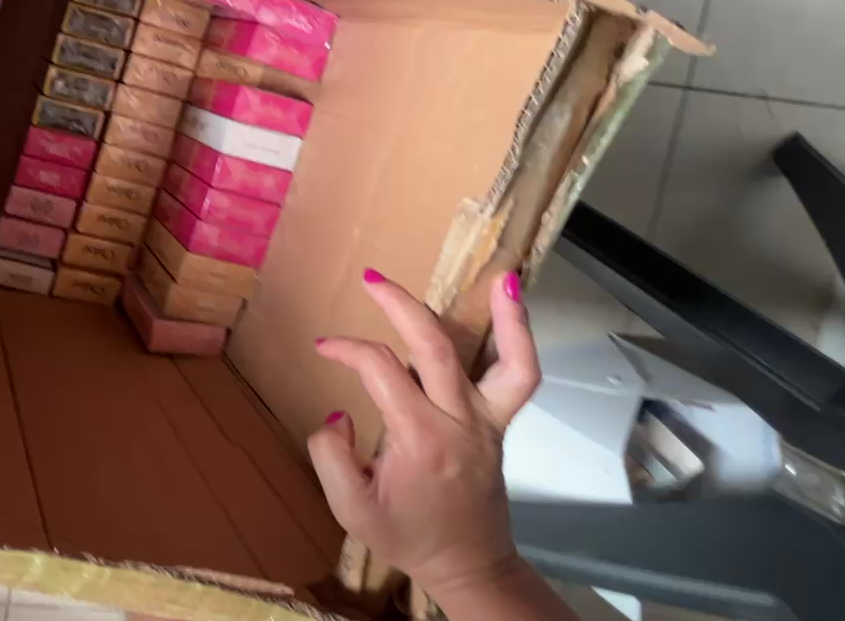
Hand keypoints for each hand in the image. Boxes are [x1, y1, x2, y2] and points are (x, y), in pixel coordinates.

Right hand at [308, 269, 539, 599]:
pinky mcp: (500, 423)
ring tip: (501, 276)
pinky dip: (521, 337)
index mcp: (420, 438)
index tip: (324, 348)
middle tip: (370, 279)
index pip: (378, 368)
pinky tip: (515, 301)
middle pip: (433, 347)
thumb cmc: (407, 536)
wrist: (469, 567)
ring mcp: (489, 422)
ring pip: (506, 361)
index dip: (346, 348)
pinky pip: (520, 375)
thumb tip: (338, 412)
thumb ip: (330, 455)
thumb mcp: (350, 508)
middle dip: (399, 305)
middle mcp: (461, 422)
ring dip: (504, 316)